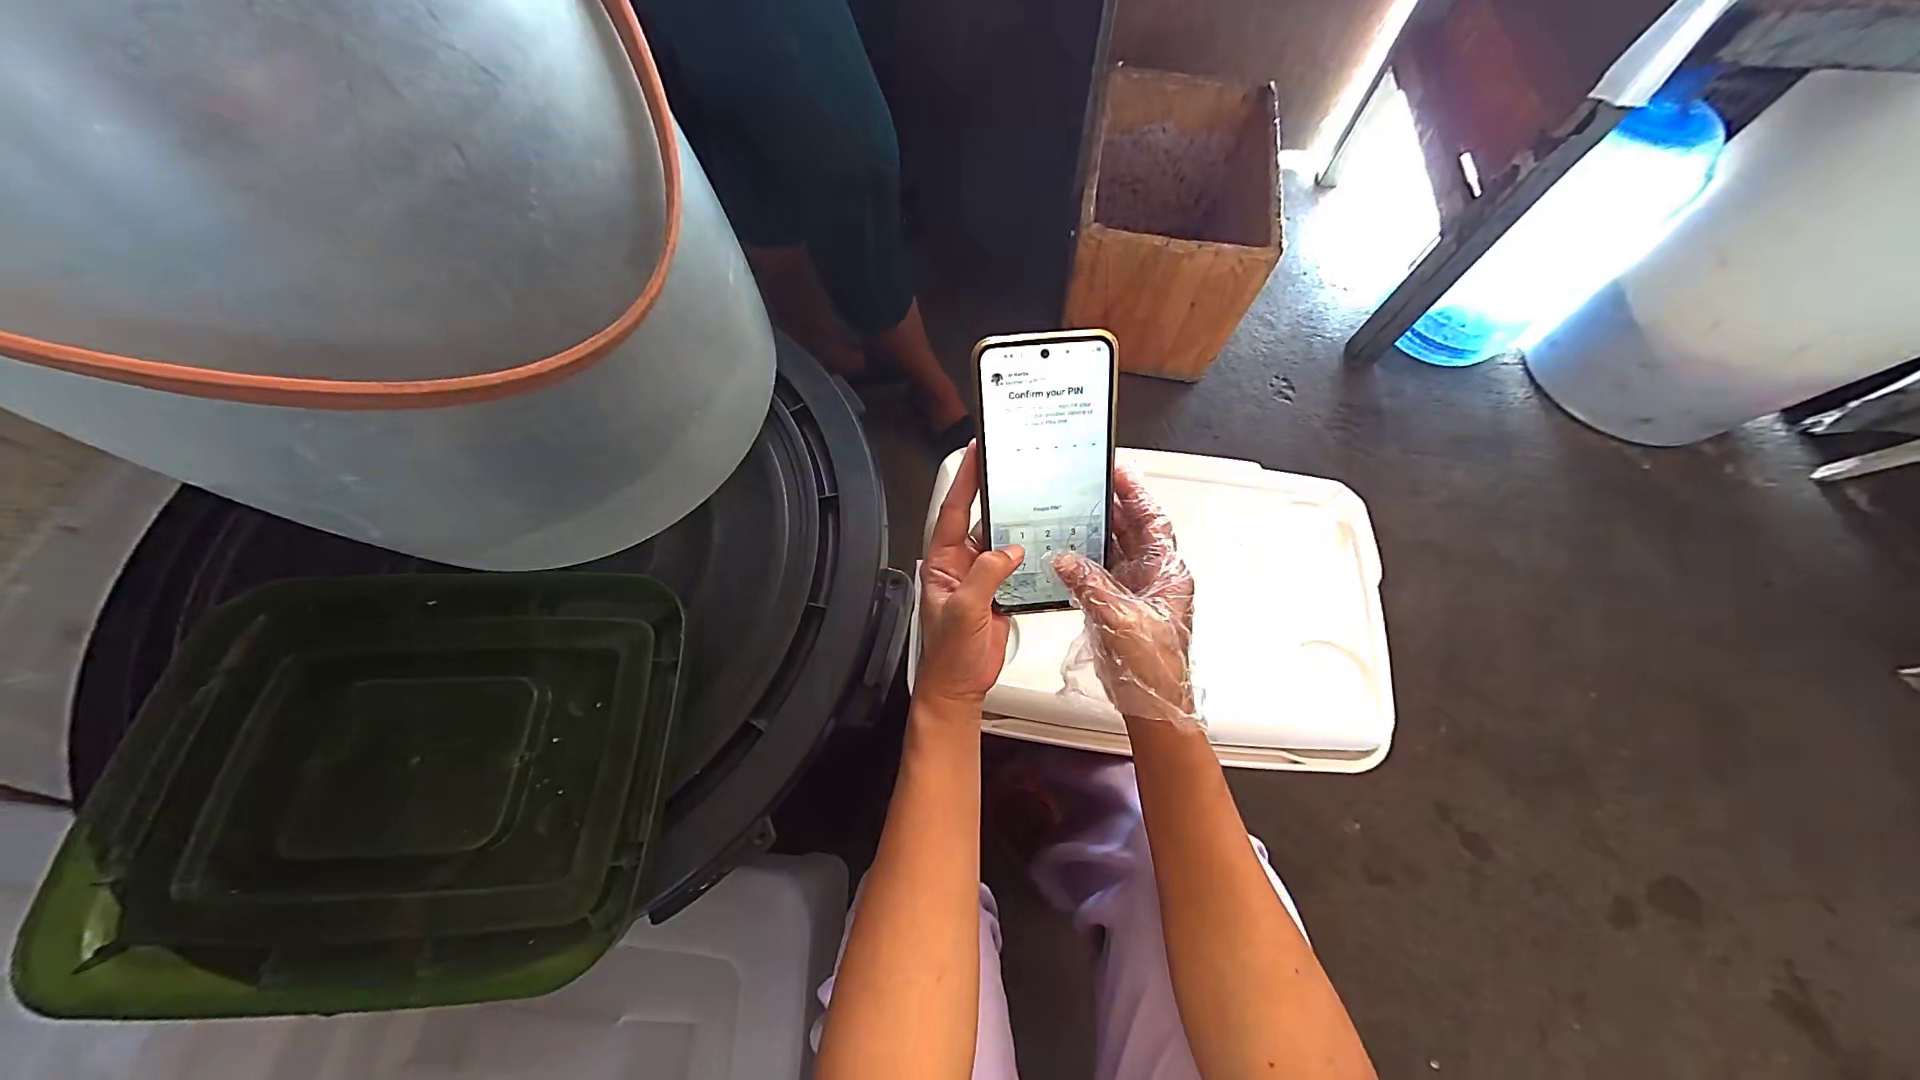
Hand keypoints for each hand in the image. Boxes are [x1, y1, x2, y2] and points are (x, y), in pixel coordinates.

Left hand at [918, 441, 1022, 709]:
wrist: (961, 684)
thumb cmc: (949, 654)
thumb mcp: (963, 610)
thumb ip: (985, 576)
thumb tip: (1008, 552)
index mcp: (942, 563)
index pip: (953, 511)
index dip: (964, 481)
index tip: (974, 454)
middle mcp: (961, 565)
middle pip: (978, 519)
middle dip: (992, 492)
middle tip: (1009, 467)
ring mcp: (982, 577)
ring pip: (1000, 540)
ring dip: (1015, 523)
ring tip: (1033, 499)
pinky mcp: (1000, 591)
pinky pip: (1016, 564)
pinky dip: (1029, 553)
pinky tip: (1042, 542)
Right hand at [1050, 464, 1197, 723]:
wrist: (1151, 703)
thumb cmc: (1155, 668)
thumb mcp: (1121, 619)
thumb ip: (1091, 585)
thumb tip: (1067, 559)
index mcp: (1167, 574)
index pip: (1153, 520)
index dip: (1136, 493)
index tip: (1117, 471)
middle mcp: (1154, 577)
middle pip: (1134, 528)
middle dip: (1113, 505)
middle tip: (1090, 484)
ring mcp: (1136, 589)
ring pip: (1116, 547)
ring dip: (1098, 530)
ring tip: (1076, 510)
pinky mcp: (1118, 603)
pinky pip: (1101, 570)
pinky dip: (1085, 558)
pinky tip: (1070, 550)